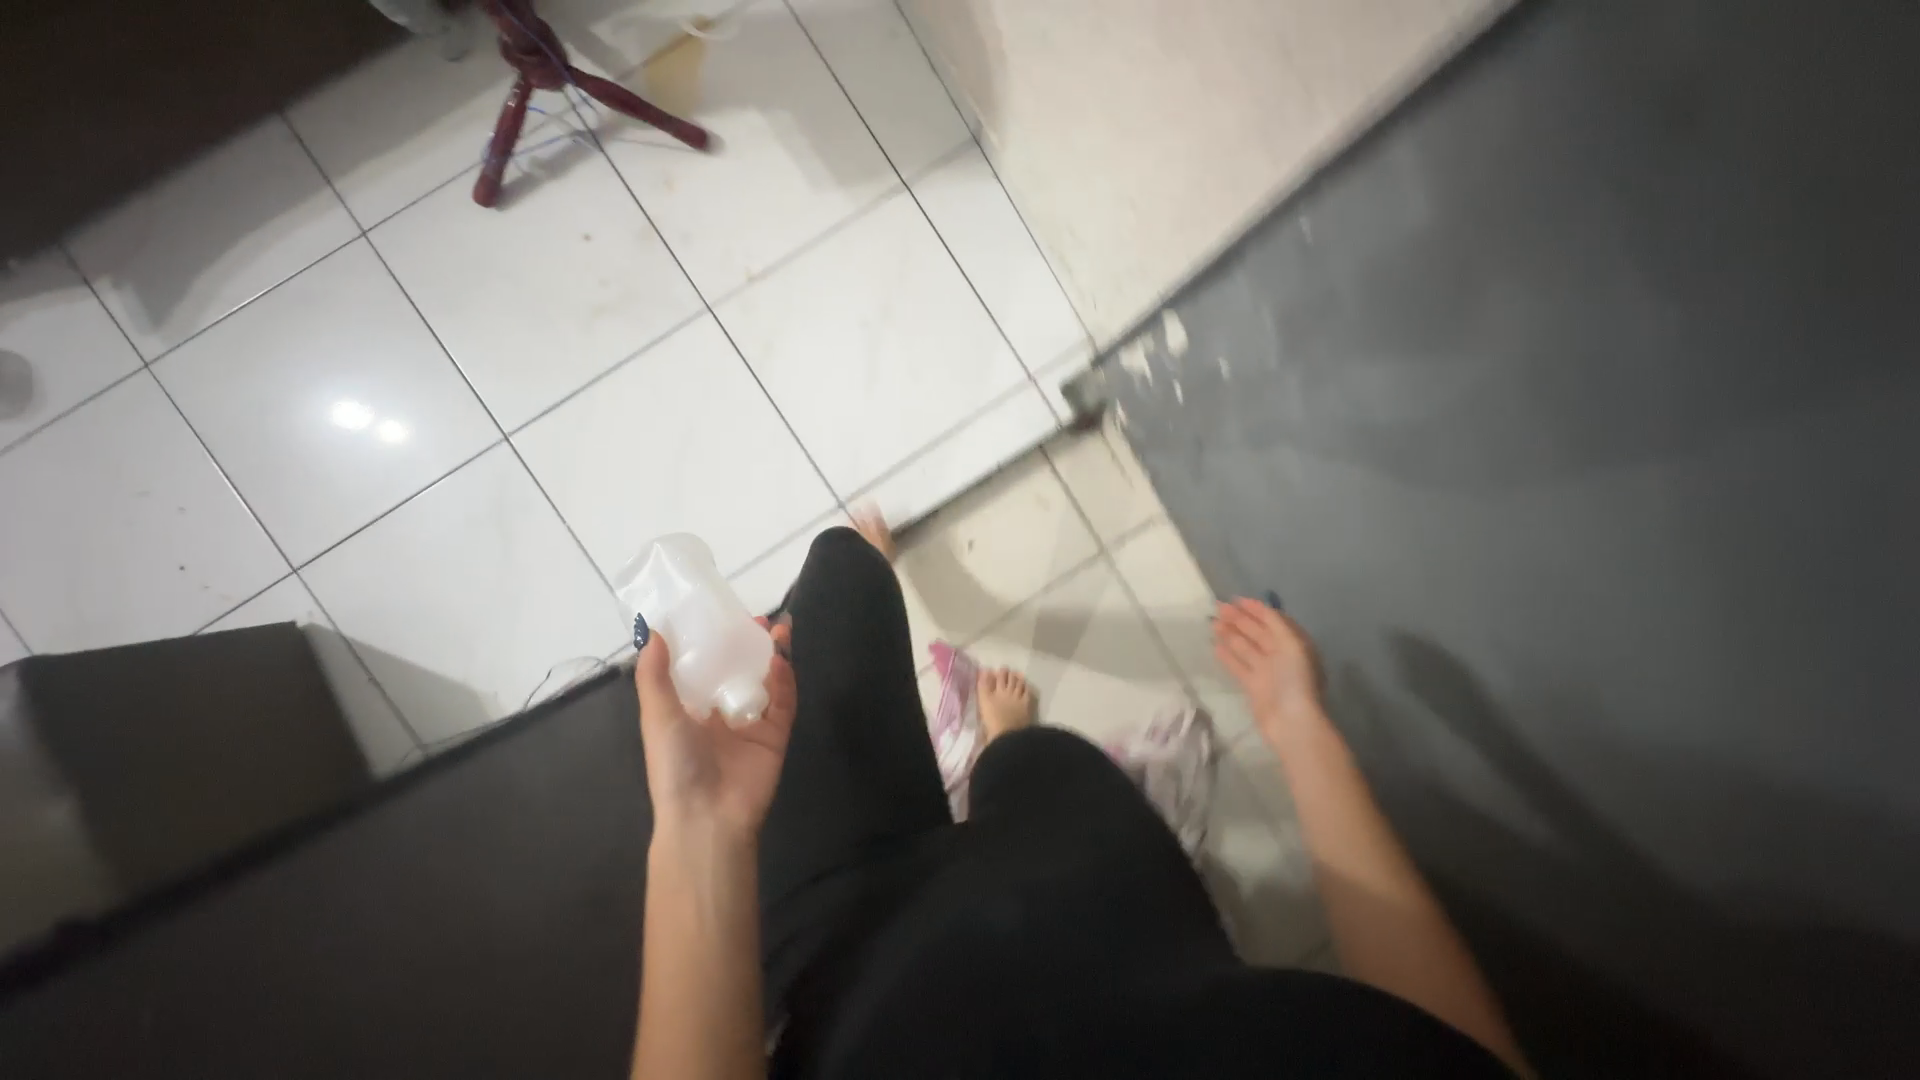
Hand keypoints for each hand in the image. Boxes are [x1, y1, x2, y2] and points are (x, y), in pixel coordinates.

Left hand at [635, 618, 796, 841]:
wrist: (706, 816)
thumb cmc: (674, 765)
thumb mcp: (657, 716)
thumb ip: (654, 675)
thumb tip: (651, 630)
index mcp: (690, 710)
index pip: (705, 668)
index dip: (715, 642)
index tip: (722, 616)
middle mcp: (721, 714)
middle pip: (741, 671)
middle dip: (750, 646)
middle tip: (759, 620)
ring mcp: (751, 724)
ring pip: (767, 682)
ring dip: (773, 656)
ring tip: (778, 629)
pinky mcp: (776, 735)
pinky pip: (784, 703)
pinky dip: (785, 681)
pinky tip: (781, 660)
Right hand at [1213, 597, 1324, 746]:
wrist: (1290, 720)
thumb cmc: (1294, 679)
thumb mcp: (1292, 644)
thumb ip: (1276, 624)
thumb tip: (1259, 608)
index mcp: (1294, 644)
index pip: (1273, 620)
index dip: (1256, 609)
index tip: (1236, 600)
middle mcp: (1281, 656)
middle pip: (1257, 632)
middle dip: (1239, 619)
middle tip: (1218, 607)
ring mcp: (1267, 672)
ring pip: (1245, 648)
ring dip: (1230, 634)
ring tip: (1212, 623)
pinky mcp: (1253, 687)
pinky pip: (1238, 666)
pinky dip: (1227, 655)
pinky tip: (1215, 646)